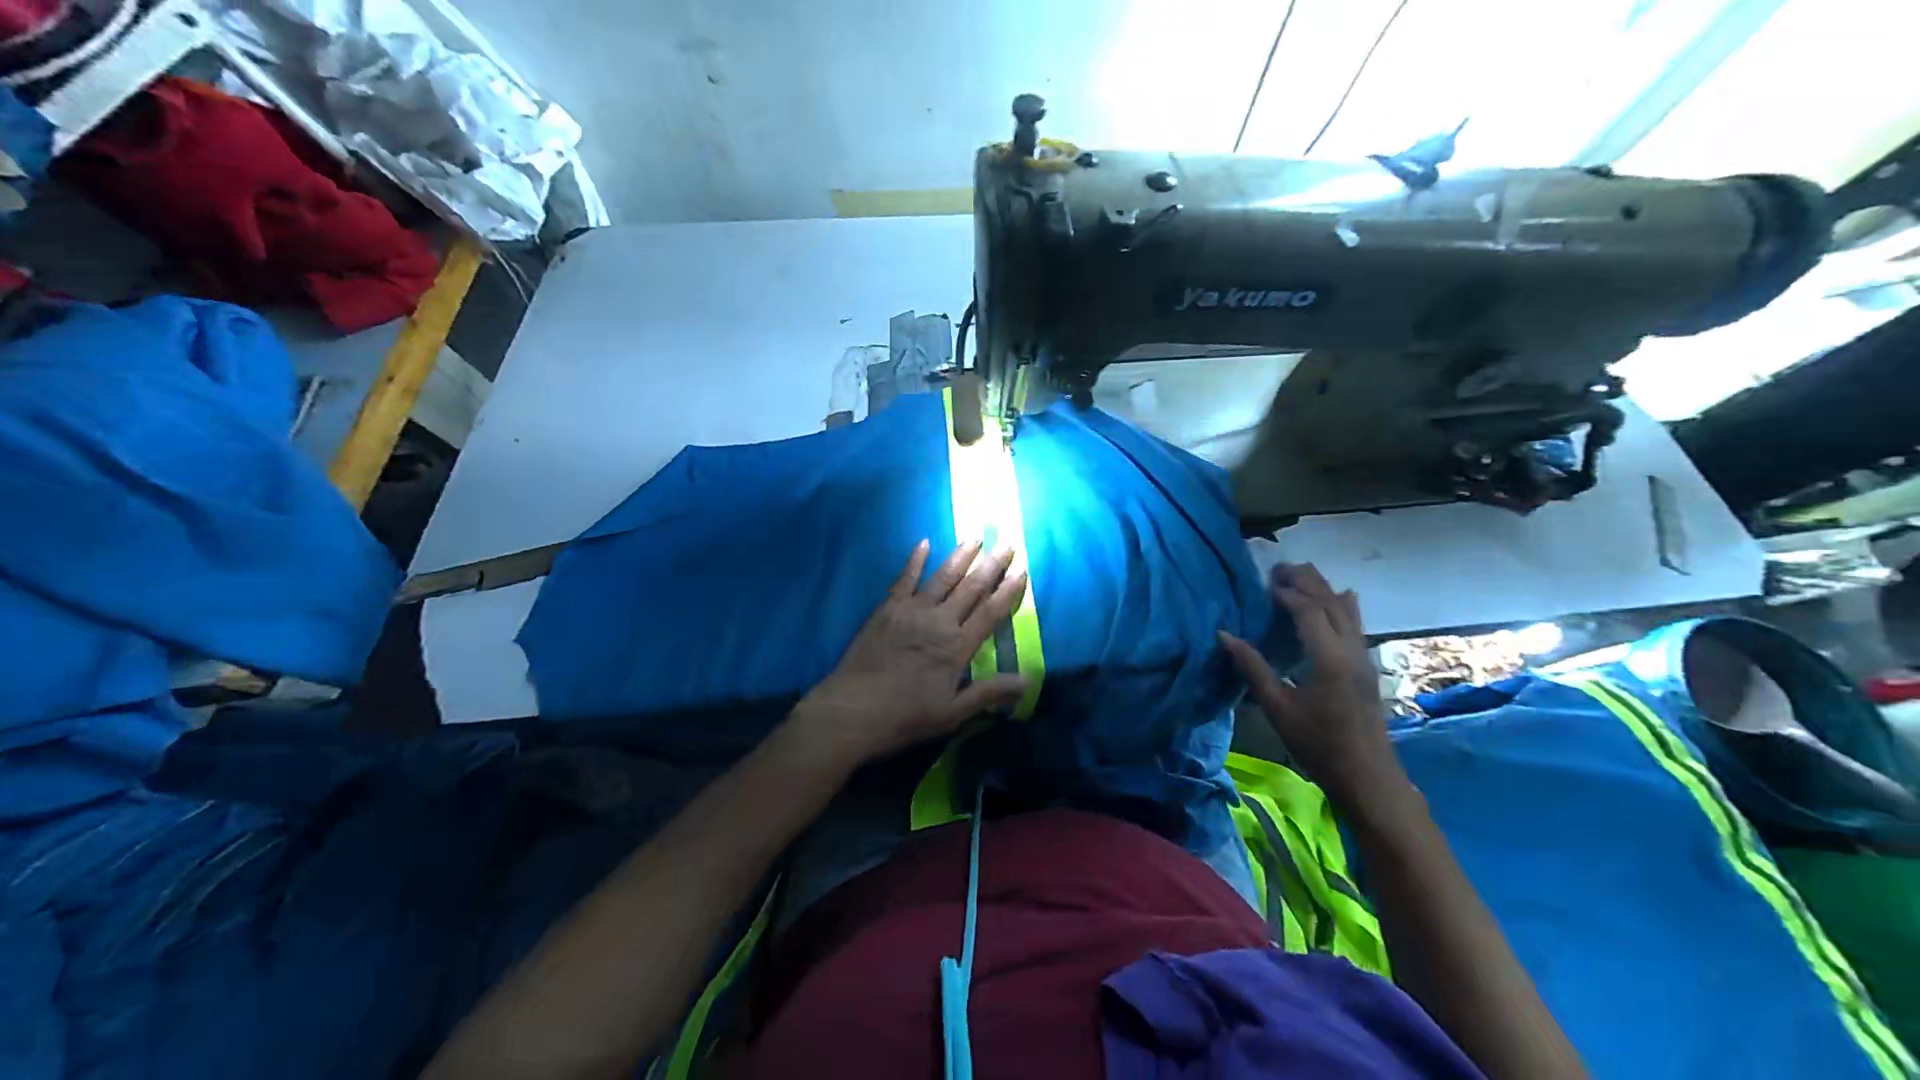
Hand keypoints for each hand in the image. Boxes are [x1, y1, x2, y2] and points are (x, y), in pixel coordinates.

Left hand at [789, 540, 1028, 764]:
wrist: (853, 710)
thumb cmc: (905, 717)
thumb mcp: (952, 713)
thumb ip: (988, 693)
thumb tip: (1027, 680)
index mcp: (957, 647)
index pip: (990, 613)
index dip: (1008, 592)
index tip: (1022, 571)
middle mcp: (939, 621)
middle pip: (971, 589)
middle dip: (991, 566)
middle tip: (1006, 544)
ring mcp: (911, 611)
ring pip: (942, 577)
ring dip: (960, 556)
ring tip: (975, 537)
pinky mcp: (887, 609)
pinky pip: (904, 579)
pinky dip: (915, 560)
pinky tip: (924, 543)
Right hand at [1218, 563, 1400, 799]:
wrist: (1367, 774)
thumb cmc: (1317, 744)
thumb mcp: (1277, 707)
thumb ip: (1253, 667)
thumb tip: (1225, 635)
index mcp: (1328, 657)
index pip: (1308, 610)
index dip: (1286, 593)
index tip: (1262, 585)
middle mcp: (1350, 649)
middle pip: (1330, 601)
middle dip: (1305, 581)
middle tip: (1278, 569)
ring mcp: (1363, 656)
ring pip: (1346, 609)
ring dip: (1323, 588)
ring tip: (1299, 575)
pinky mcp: (1366, 665)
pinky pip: (1356, 623)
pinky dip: (1343, 604)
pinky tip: (1342, 596)